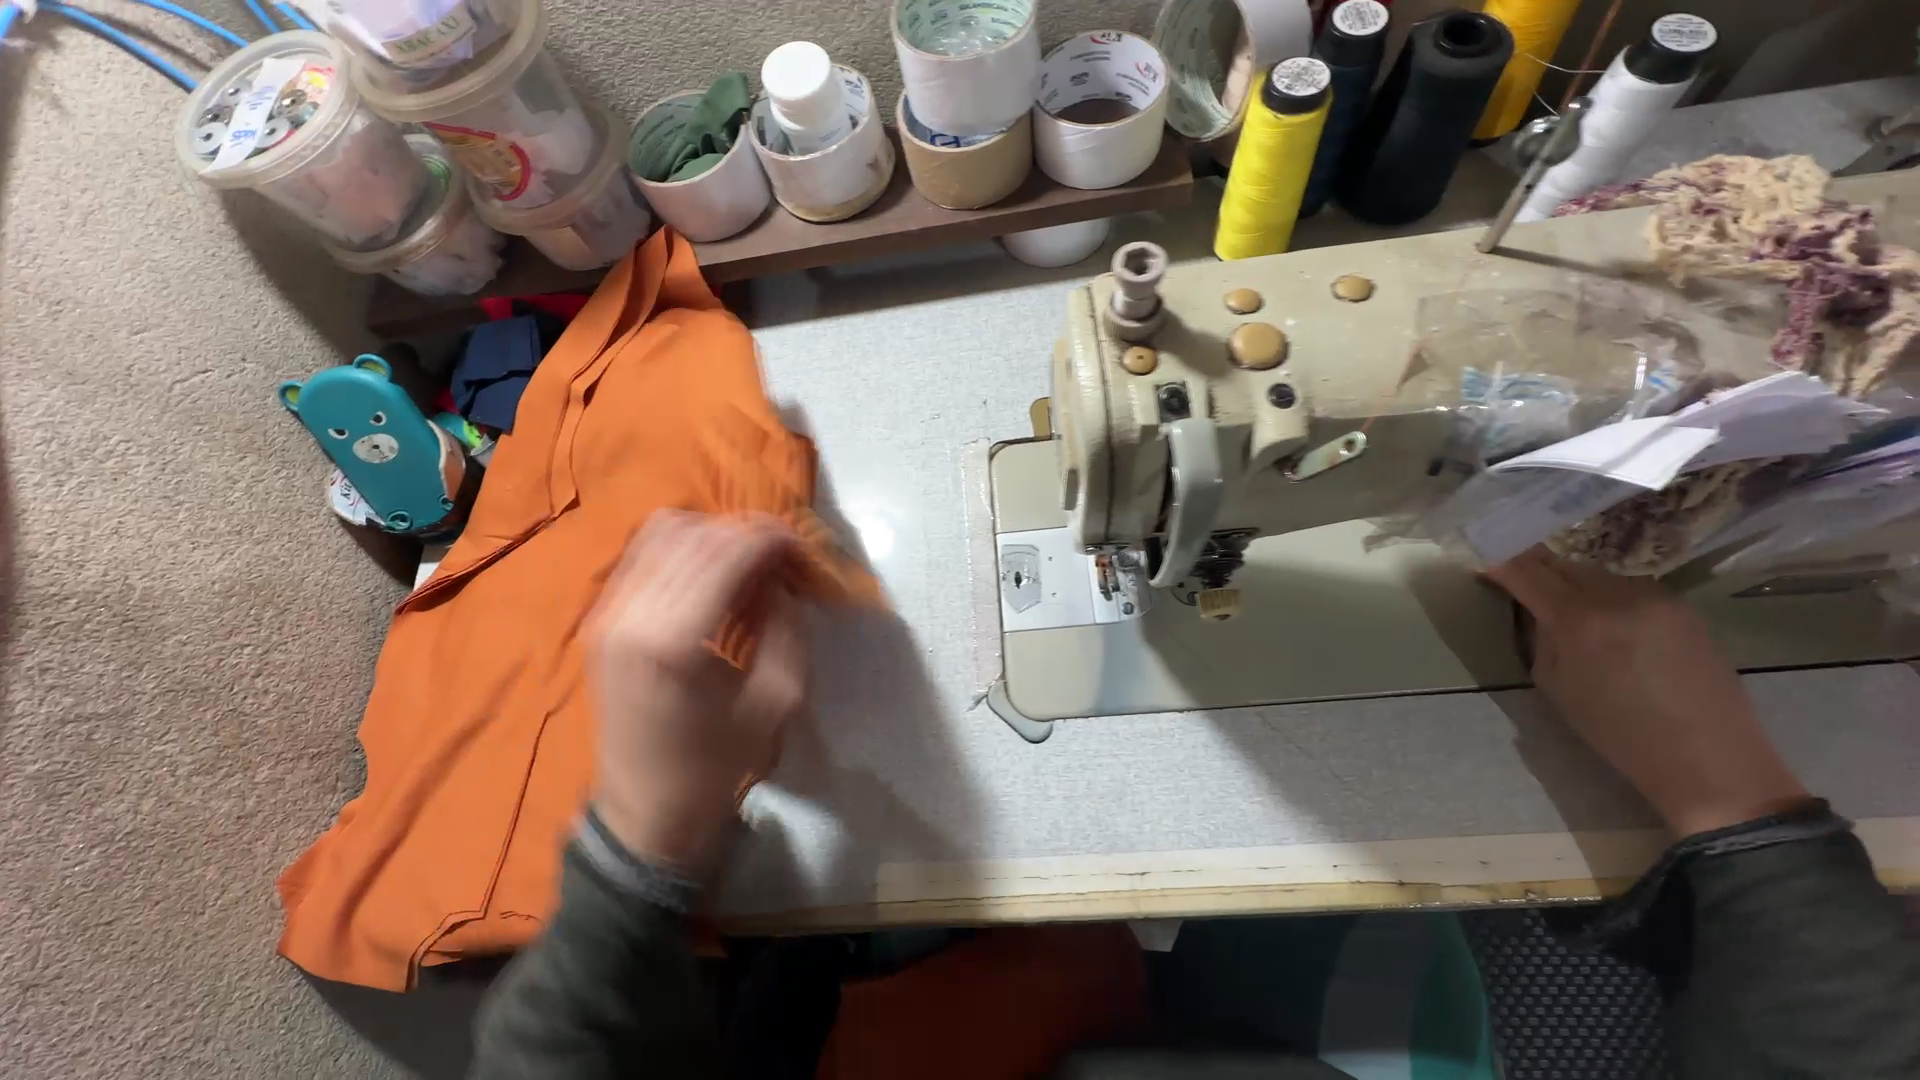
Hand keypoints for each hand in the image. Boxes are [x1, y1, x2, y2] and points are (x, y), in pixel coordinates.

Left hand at [588, 511, 809, 871]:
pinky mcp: (599, 617)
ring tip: (747, 562)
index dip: (773, 537)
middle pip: (697, 532)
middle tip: (783, 555)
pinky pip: (641, 553)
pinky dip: (683, 547)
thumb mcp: (777, 701)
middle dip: (749, 532)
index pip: (728, 550)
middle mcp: (631, 613)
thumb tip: (784, 578)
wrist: (644, 809)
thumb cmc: (716, 764)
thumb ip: (788, 627)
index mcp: (675, 640)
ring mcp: (606, 612)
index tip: (803, 548)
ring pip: (663, 530)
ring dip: (714, 534)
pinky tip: (710, 574)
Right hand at [1487, 548, 1808, 838]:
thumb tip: (1533, 607)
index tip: (1481, 563)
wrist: (1708, 757)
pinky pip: (1627, 587)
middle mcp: (1617, 595)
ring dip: (1571, 582)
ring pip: (1595, 573)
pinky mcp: (1683, 606)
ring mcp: (1656, 596)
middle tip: (1515, 581)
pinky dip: (1605, 595)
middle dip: (1534, 569)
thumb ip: (1540, 636)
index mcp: (1578, 619)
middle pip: (1561, 563)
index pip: (1525, 571)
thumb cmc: (1616, 731)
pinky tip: (1607, 622)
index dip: (1499, 563)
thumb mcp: (1554, 684)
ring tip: (1564, 606)